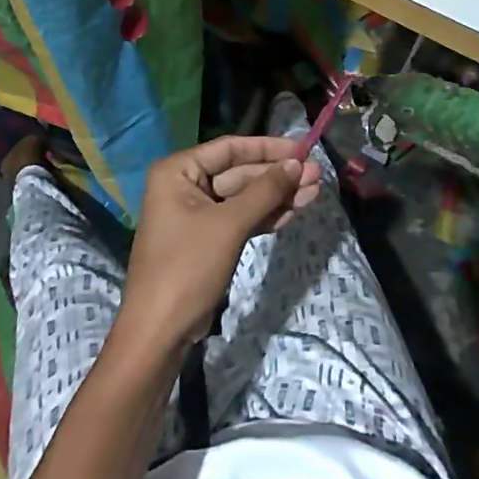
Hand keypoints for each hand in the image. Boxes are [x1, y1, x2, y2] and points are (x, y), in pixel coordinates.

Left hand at [117, 136, 322, 351]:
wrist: (161, 331)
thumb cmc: (188, 266)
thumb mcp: (229, 224)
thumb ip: (265, 190)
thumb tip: (298, 163)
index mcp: (178, 171)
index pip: (230, 148)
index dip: (268, 148)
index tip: (303, 148)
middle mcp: (185, 185)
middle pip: (240, 172)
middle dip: (277, 175)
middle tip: (317, 174)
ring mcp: (196, 214)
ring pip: (244, 197)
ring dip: (277, 196)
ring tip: (315, 192)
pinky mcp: (208, 239)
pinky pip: (241, 218)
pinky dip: (265, 216)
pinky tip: (294, 212)